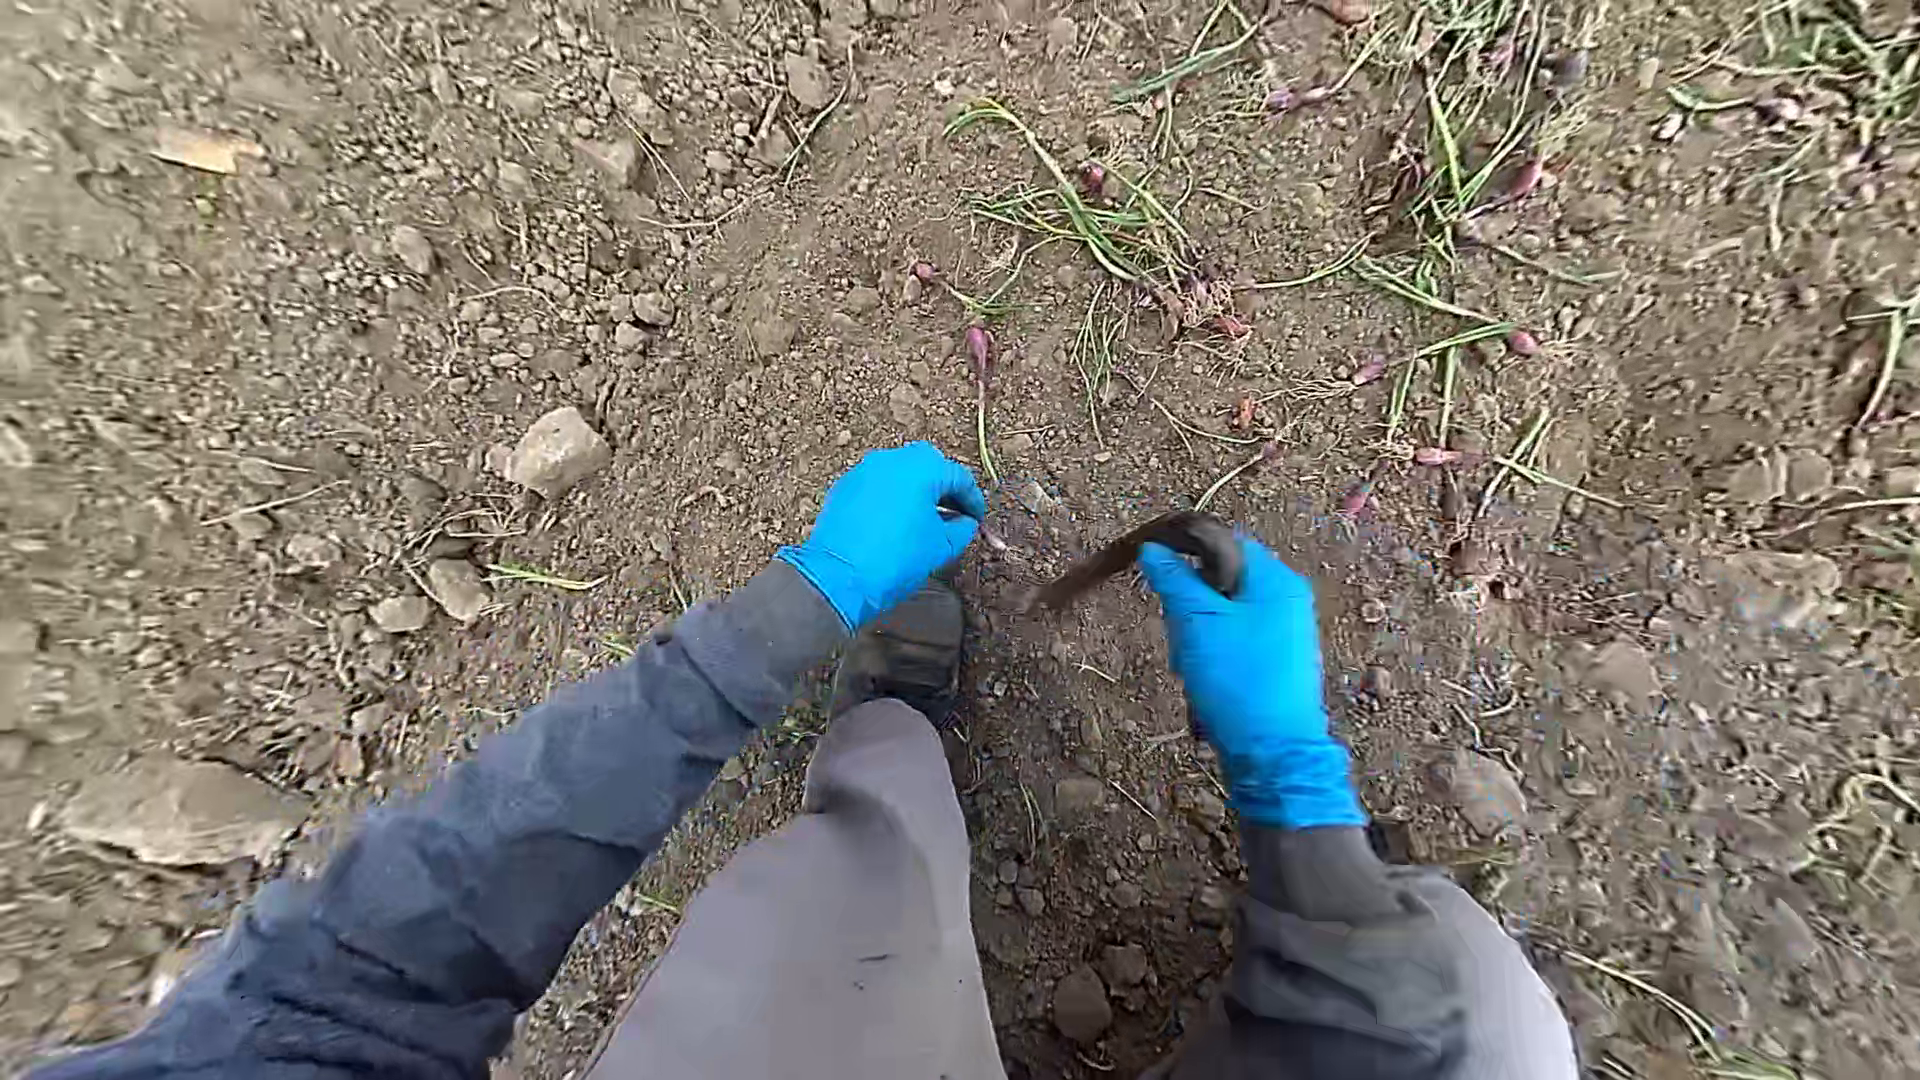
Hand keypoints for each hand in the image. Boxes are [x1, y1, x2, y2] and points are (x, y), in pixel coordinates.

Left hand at [778, 442, 985, 630]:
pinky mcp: (844, 487)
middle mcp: (891, 461)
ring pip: (900, 472)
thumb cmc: (894, 560)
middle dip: (944, 488)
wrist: (840, 578)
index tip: (976, 519)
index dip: (973, 500)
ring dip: (917, 491)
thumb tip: (965, 523)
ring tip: (925, 520)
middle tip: (954, 514)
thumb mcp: (941, 546)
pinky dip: (892, 497)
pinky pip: (877, 484)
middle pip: (929, 465)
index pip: (958, 477)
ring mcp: (865, 471)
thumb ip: (961, 528)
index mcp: (921, 469)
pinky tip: (896, 522)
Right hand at [1138, 535, 1363, 828]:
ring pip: (1222, 606)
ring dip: (1195, 624)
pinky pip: (1231, 632)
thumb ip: (1174, 579)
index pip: (1225, 540)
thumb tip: (1152, 549)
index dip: (1187, 547)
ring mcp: (1281, 628)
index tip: (1156, 564)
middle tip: (1176, 622)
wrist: (1272, 750)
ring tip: (1188, 655)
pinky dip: (1209, 644)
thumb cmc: (1236, 677)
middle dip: (1189, 596)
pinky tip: (1201, 669)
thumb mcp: (1196, 621)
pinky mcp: (1273, 655)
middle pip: (1221, 575)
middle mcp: (1284, 598)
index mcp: (1274, 580)